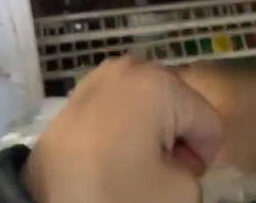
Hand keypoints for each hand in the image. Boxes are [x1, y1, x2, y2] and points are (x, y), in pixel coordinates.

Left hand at [23, 57, 221, 202]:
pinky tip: (108, 154)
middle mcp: (134, 66)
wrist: (45, 201)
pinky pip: (121, 107)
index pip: (209, 124)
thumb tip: (174, 160)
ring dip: (150, 134)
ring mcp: (103, 74)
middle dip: (175, 141)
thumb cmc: (117, 193)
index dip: (201, 159)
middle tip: (151, 173)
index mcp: (162, 83)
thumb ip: (195, 174)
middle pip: (180, 108)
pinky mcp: (82, 91)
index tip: (174, 178)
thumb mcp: (180, 196)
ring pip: (151, 106)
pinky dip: (124, 129)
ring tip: (128, 164)